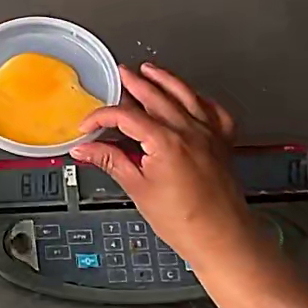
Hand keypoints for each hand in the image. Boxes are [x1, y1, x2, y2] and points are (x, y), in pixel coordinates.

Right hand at [69, 63, 263, 268]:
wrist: (222, 237)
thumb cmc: (182, 219)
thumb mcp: (136, 188)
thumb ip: (110, 161)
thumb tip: (84, 149)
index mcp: (165, 141)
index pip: (126, 116)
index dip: (101, 116)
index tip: (87, 126)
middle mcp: (190, 132)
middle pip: (157, 97)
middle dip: (136, 83)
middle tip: (120, 73)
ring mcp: (210, 135)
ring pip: (186, 96)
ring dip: (167, 80)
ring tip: (151, 70)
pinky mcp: (222, 144)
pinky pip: (214, 112)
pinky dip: (200, 100)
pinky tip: (192, 97)